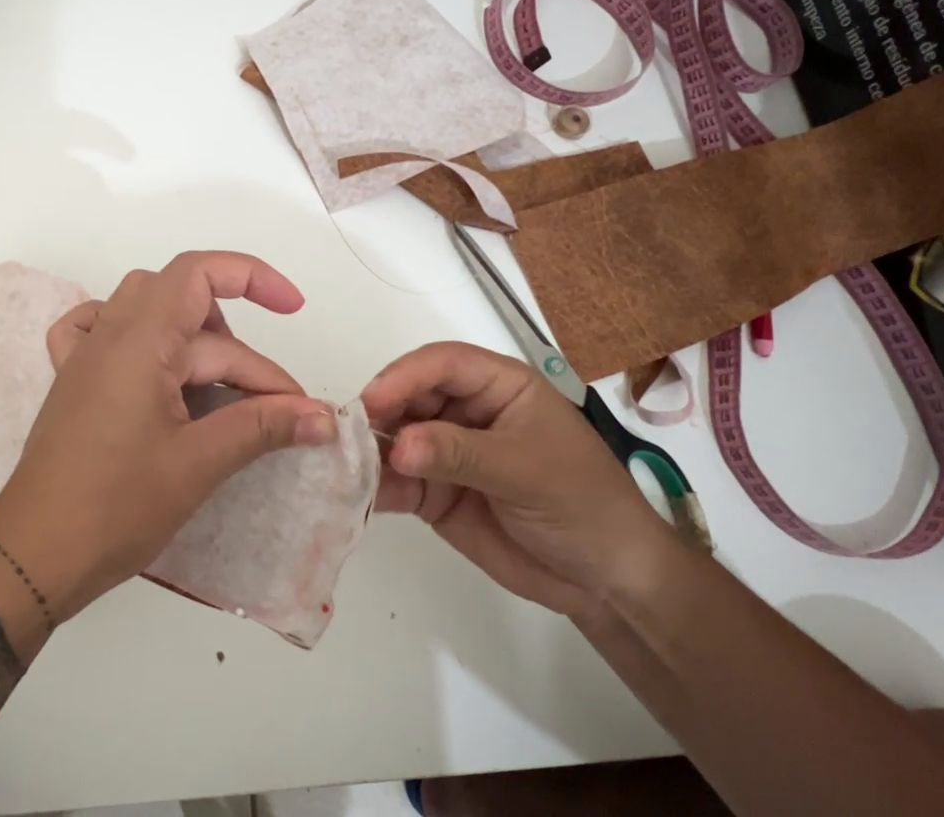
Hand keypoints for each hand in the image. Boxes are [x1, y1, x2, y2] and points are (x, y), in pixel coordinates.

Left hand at [0, 251, 336, 622]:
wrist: (36, 553)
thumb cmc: (116, 507)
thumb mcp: (198, 464)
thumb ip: (262, 428)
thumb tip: (321, 417)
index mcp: (137, 341)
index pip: (197, 274)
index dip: (252, 277)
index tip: (294, 310)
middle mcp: (107, 336)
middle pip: (187, 313)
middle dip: (239, 356)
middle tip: (275, 412)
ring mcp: (84, 359)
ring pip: (151, 320)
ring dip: (197, 347)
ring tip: (226, 396)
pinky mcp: (73, 385)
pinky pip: (103, 335)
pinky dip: (139, 340)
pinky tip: (157, 369)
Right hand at [362, 342, 677, 618]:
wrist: (605, 580)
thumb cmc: (582, 504)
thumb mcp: (526, 472)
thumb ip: (459, 454)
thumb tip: (397, 446)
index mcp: (499, 387)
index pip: (443, 364)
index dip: (405, 376)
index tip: (373, 402)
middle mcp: (466, 412)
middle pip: (408, 396)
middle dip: (378, 413)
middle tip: (345, 438)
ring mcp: (446, 453)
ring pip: (393, 438)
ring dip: (366, 450)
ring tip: (337, 466)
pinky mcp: (432, 493)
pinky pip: (393, 482)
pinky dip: (371, 487)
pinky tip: (348, 493)